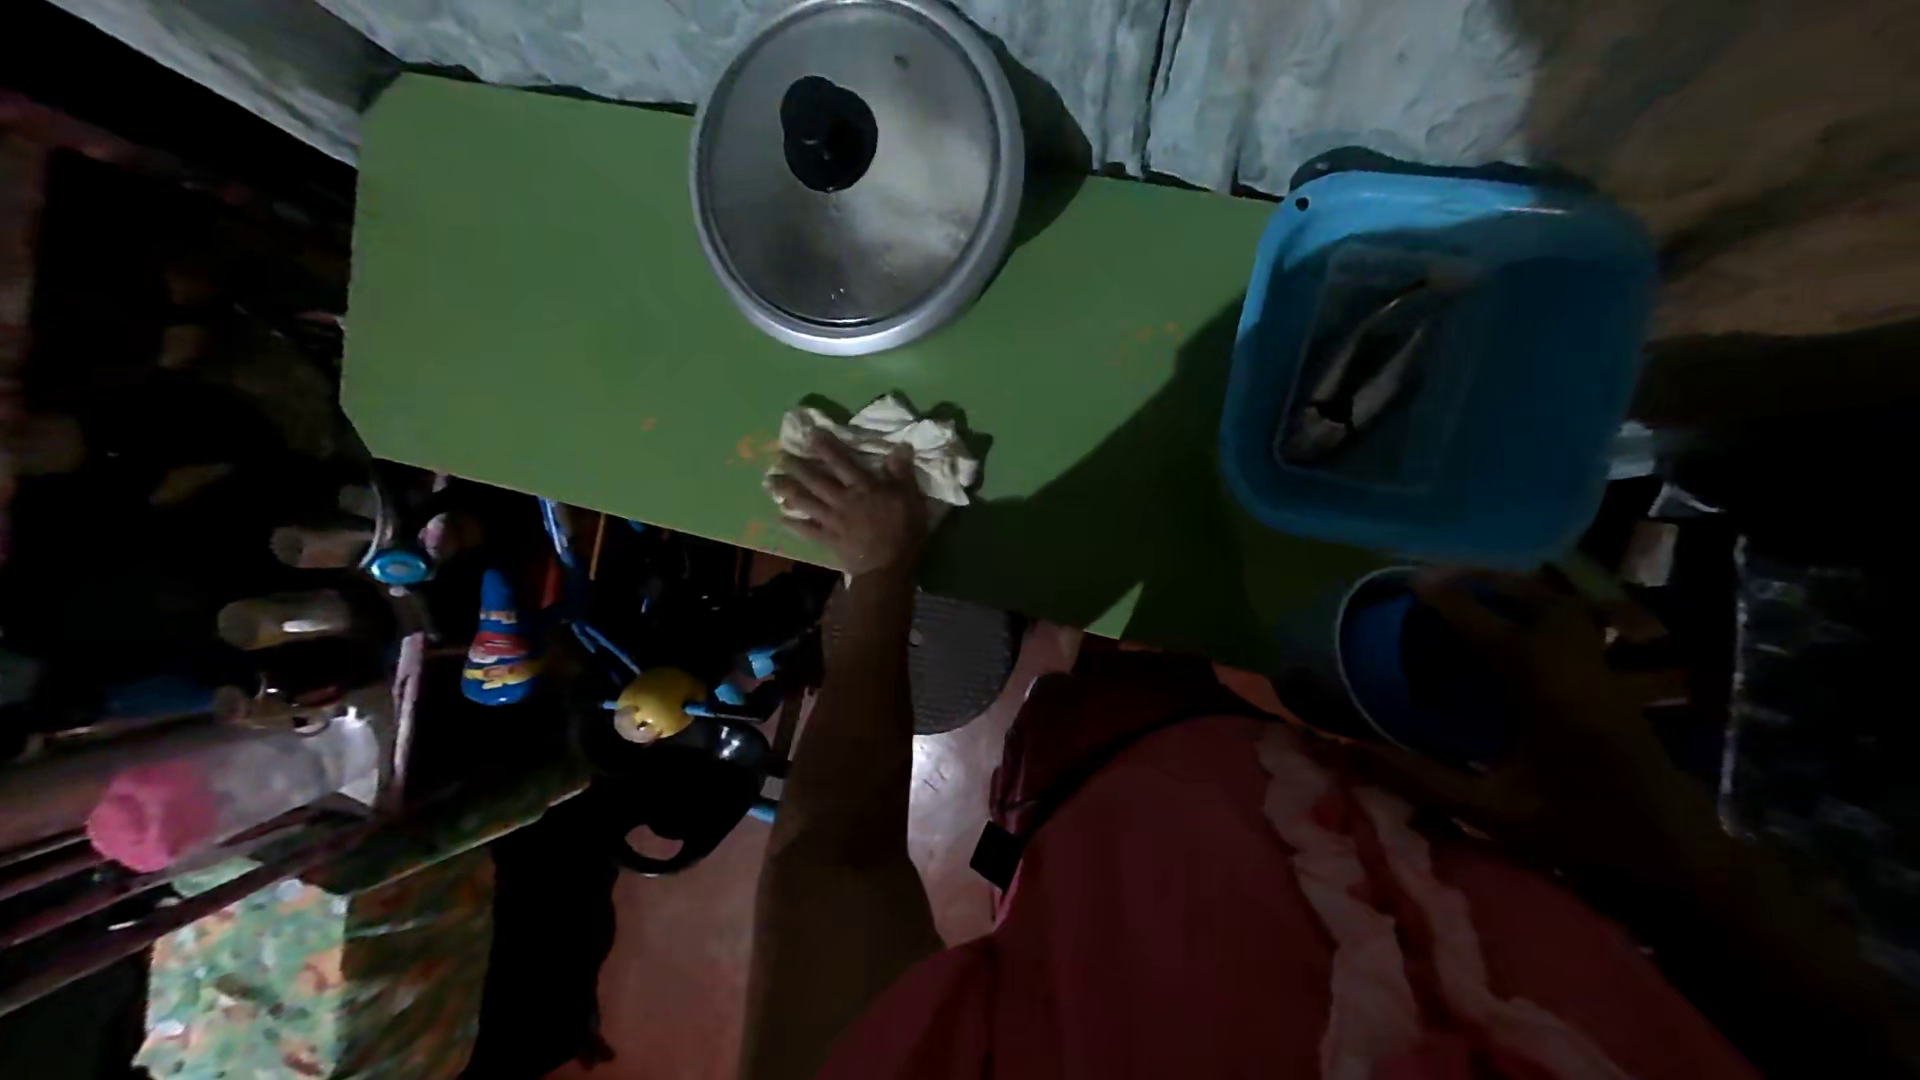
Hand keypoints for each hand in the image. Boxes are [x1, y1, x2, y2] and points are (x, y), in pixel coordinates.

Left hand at [766, 431, 927, 577]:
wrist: (888, 567)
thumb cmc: (904, 531)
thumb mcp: (911, 498)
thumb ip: (902, 472)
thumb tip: (901, 445)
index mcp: (863, 487)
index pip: (842, 462)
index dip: (826, 447)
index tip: (810, 435)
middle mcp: (843, 499)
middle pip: (817, 480)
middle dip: (798, 467)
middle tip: (780, 457)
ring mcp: (833, 520)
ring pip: (806, 502)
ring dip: (788, 491)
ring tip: (771, 482)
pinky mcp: (828, 539)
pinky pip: (807, 529)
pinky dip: (793, 524)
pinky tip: (780, 518)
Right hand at [1348, 570, 1710, 881]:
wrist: (1684, 866)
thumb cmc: (1584, 836)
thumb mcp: (1493, 814)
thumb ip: (1421, 779)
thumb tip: (1352, 750)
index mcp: (1554, 701)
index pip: (1497, 635)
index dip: (1454, 604)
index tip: (1415, 582)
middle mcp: (1584, 678)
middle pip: (1546, 606)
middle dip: (1492, 584)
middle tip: (1446, 580)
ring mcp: (1607, 680)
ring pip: (1569, 614)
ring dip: (1521, 595)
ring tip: (1478, 593)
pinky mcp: (1617, 690)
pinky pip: (1578, 632)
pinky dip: (1542, 615)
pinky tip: (1518, 628)